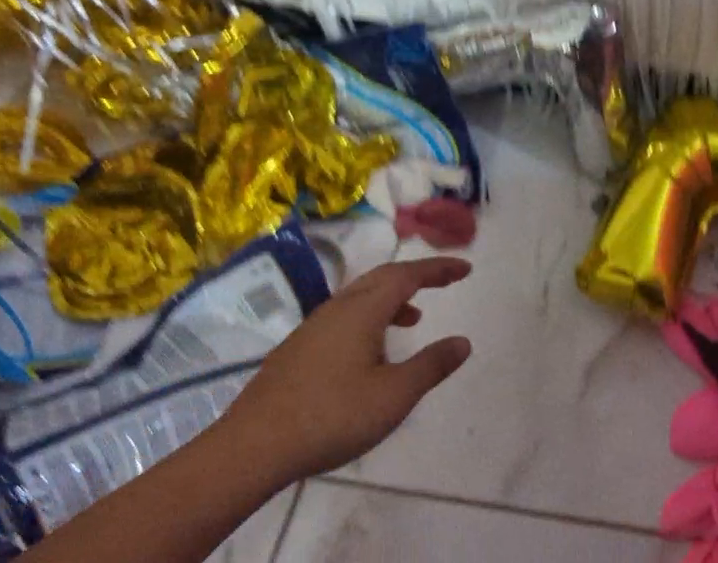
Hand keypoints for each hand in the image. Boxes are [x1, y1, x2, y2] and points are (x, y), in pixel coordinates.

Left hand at [215, 256, 473, 483]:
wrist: (252, 448)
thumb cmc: (331, 416)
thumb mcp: (394, 396)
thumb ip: (431, 365)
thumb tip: (463, 342)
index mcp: (362, 310)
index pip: (408, 275)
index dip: (439, 269)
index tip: (465, 269)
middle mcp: (337, 309)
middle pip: (382, 278)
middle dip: (416, 276)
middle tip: (444, 282)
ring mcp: (312, 328)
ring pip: (360, 298)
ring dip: (392, 299)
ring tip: (413, 318)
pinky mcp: (296, 351)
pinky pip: (343, 317)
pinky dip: (369, 318)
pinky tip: (370, 351)